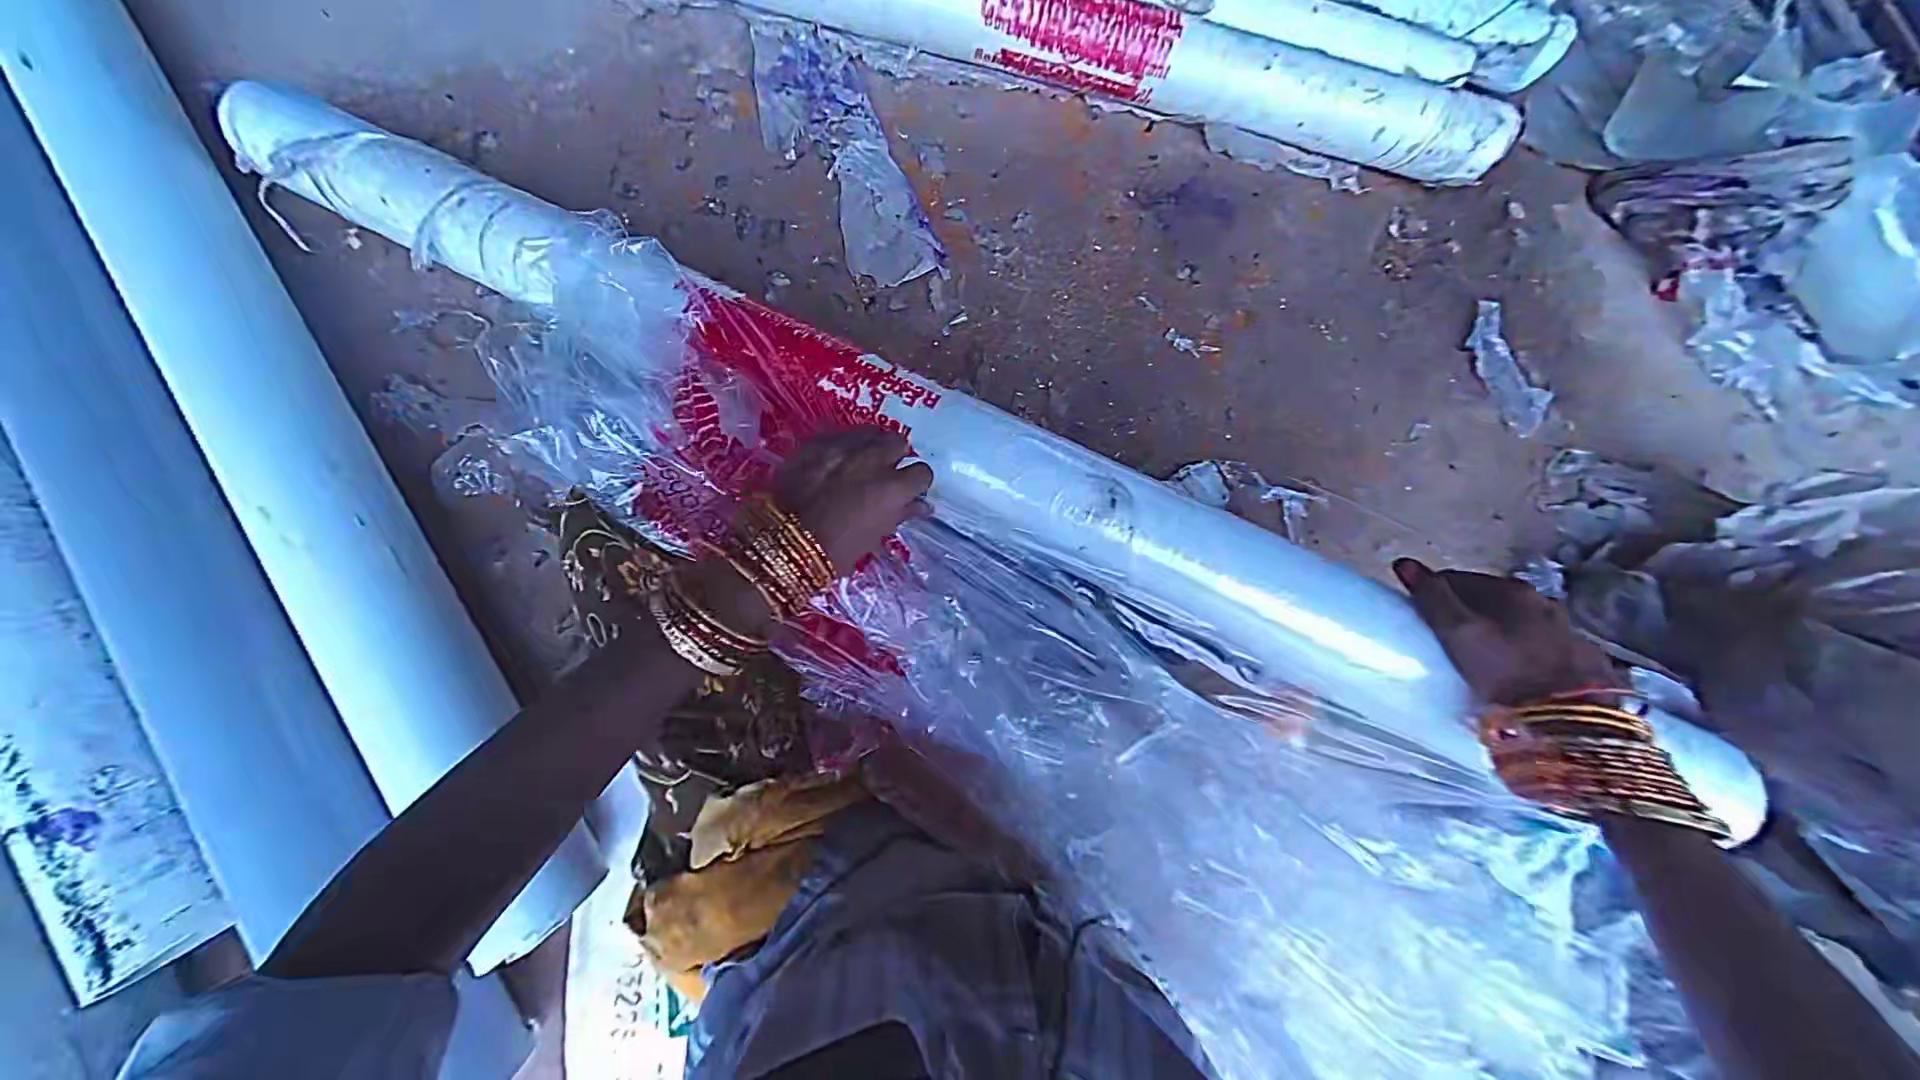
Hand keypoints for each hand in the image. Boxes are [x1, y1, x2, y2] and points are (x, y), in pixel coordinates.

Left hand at [771, 427, 933, 574]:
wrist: (780, 544)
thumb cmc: (835, 553)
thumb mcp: (874, 537)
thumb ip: (900, 515)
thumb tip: (921, 506)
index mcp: (892, 488)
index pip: (922, 473)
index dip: (916, 483)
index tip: (908, 492)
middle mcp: (872, 460)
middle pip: (898, 442)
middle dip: (896, 457)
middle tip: (884, 474)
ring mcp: (842, 447)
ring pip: (870, 433)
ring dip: (872, 446)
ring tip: (862, 463)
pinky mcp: (816, 442)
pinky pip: (840, 435)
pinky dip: (844, 446)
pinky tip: (835, 461)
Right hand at [1392, 558, 1622, 706]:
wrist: (1571, 717)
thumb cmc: (1504, 671)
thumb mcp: (1457, 633)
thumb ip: (1432, 597)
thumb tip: (1404, 562)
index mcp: (1507, 589)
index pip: (1453, 578)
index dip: (1432, 594)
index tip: (1421, 617)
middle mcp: (1540, 599)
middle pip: (1486, 596)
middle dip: (1463, 609)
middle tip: (1445, 637)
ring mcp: (1564, 625)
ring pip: (1513, 616)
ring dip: (1494, 626)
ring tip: (1478, 652)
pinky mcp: (1579, 652)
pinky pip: (1537, 638)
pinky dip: (1519, 644)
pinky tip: (1513, 664)